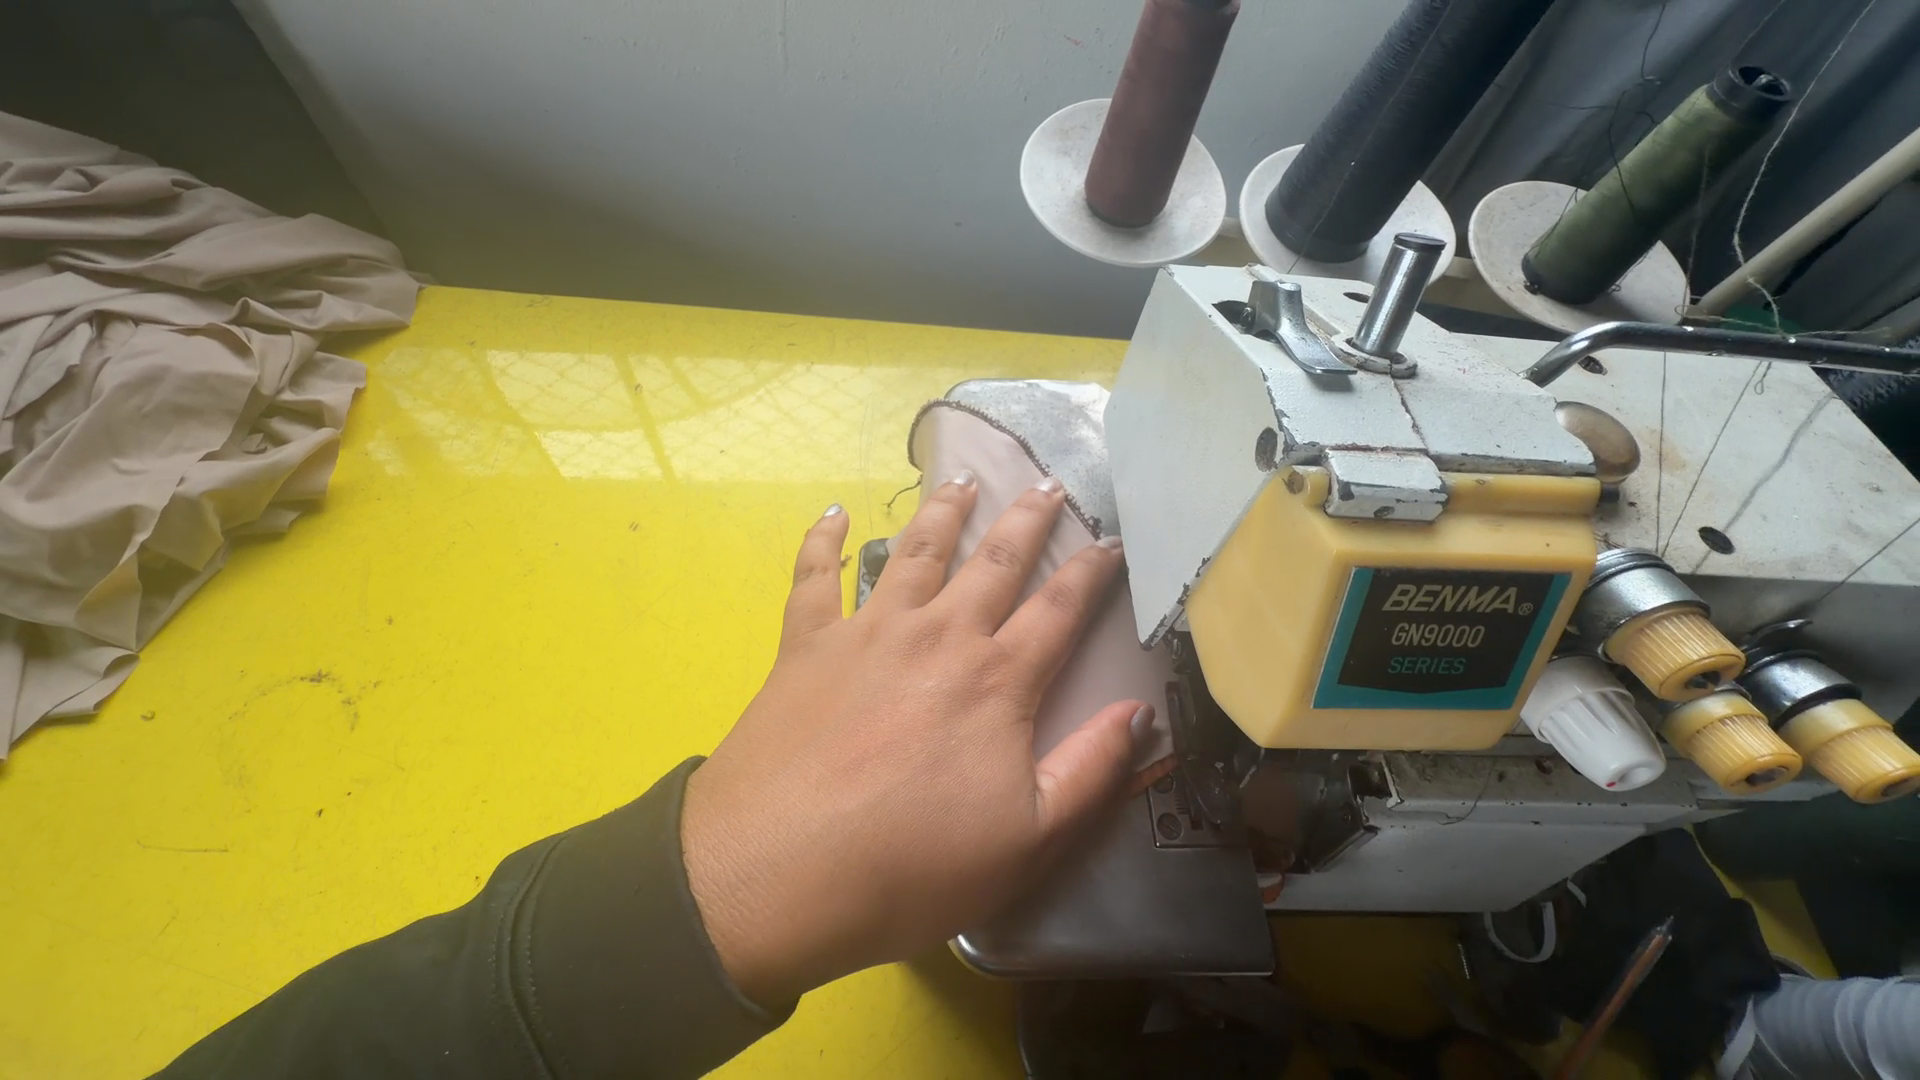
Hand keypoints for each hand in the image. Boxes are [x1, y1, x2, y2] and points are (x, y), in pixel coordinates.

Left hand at [679, 473, 1155, 1005]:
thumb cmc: (909, 868)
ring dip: (944, 511)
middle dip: (1027, 519)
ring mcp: (868, 632)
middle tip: (1046, 483)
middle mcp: (938, 637)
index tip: (1110, 539)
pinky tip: (835, 511)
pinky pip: (815, 576)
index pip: (1059, 610)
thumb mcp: (1028, 840)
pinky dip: (824, 539)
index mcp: (996, 681)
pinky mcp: (806, 643)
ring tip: (962, 477)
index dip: (1091, 573)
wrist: (775, 876)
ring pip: (917, 552)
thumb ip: (1089, 770)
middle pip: (994, 563)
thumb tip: (1139, 711)